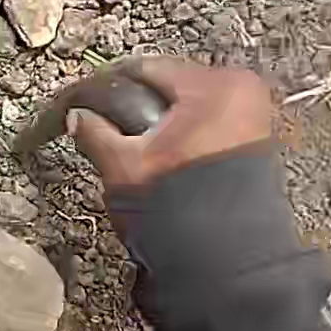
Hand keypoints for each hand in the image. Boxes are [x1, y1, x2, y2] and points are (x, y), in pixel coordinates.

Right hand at [66, 58, 271, 191]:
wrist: (229, 262)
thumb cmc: (181, 209)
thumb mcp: (125, 165)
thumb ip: (96, 132)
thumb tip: (77, 115)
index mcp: (216, 86)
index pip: (147, 69)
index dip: (109, 86)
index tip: (88, 101)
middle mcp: (242, 91)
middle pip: (169, 86)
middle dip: (136, 105)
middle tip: (106, 126)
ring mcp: (253, 116)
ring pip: (186, 107)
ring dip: (158, 122)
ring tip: (132, 147)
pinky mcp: (254, 141)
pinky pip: (205, 125)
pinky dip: (181, 135)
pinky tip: (160, 158)